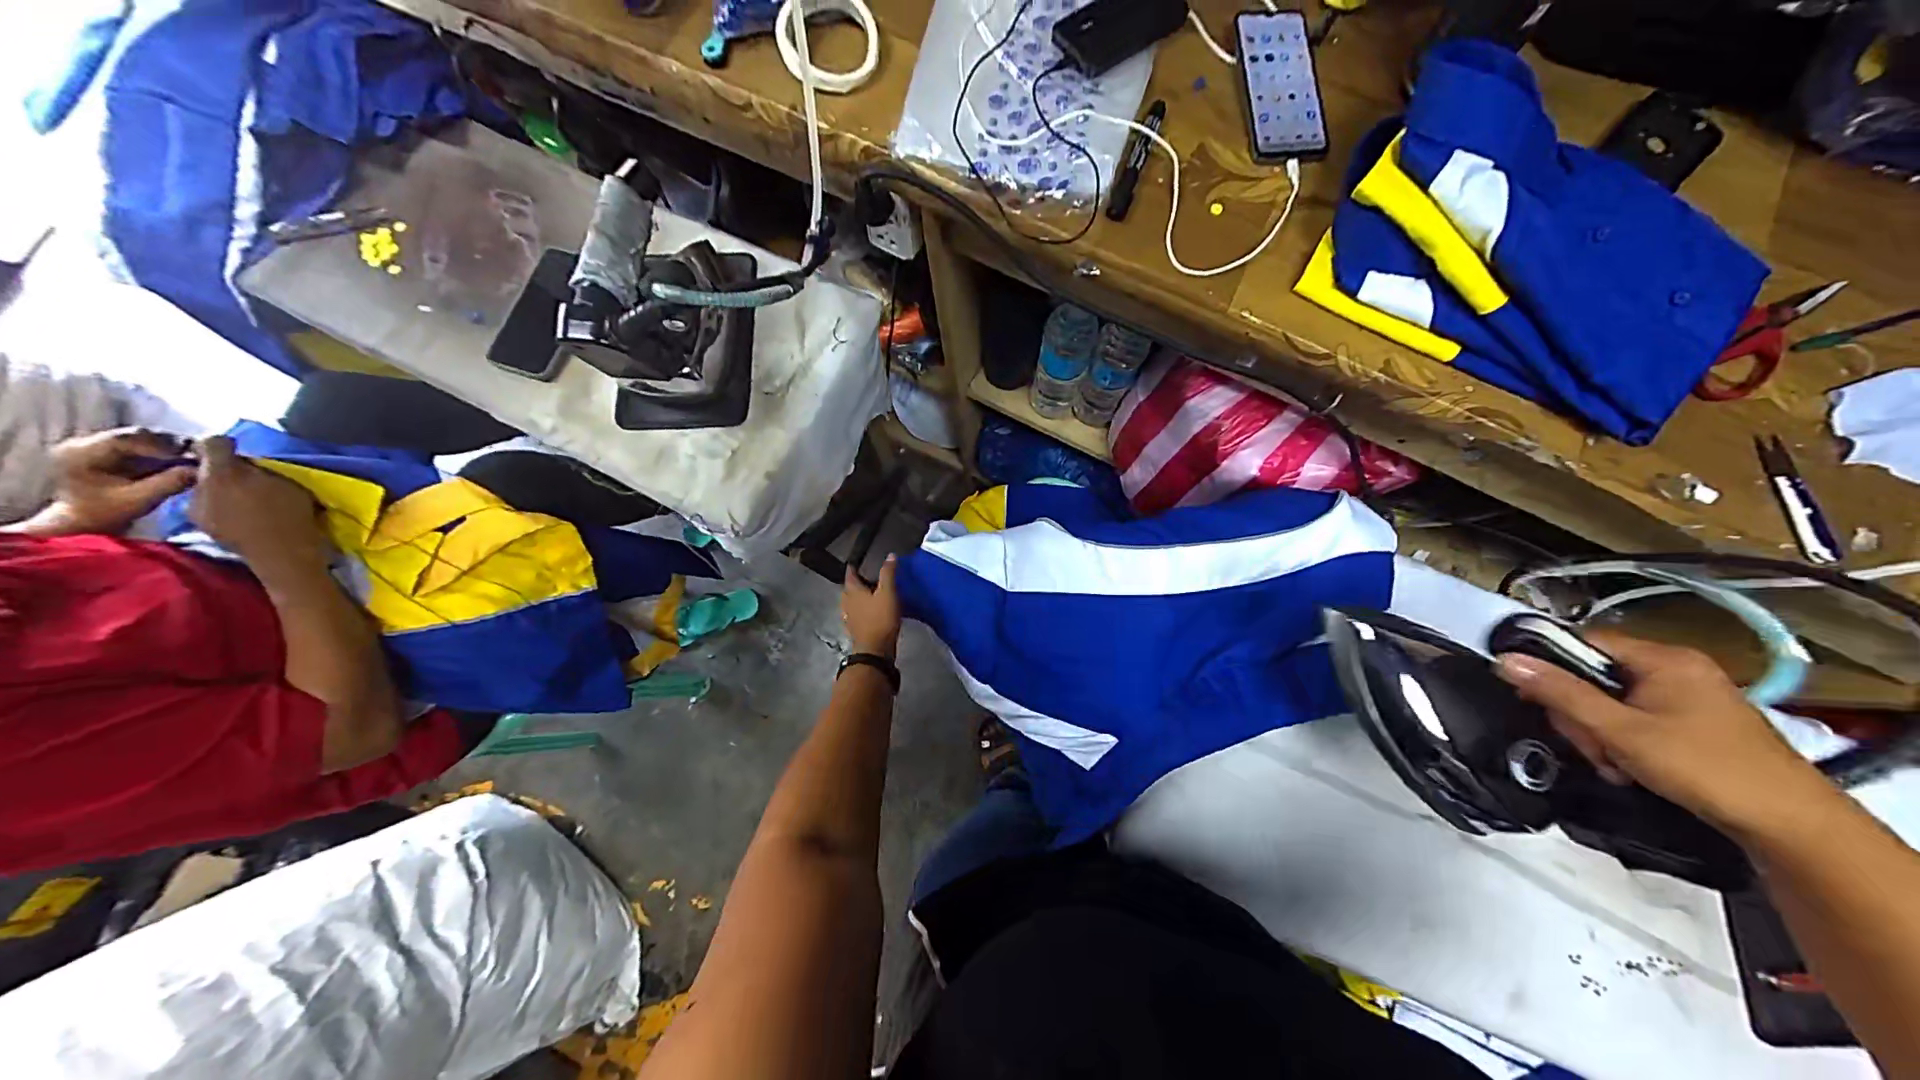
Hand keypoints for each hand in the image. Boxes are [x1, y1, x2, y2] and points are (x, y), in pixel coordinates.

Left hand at [11, 428, 198, 535]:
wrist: (84, 522)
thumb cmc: (105, 514)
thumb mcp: (139, 501)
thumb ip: (169, 484)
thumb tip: (201, 470)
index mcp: (79, 453)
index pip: (124, 438)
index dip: (161, 444)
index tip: (190, 455)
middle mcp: (82, 443)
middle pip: (134, 435)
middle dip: (168, 445)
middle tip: (196, 455)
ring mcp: (93, 445)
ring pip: (140, 438)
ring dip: (168, 447)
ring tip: (191, 459)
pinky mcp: (106, 450)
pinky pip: (140, 444)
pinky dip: (162, 451)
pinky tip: (177, 461)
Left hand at [187, 436, 329, 574]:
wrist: (282, 555)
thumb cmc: (292, 516)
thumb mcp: (288, 484)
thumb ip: (263, 470)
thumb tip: (250, 463)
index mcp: (223, 472)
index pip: (212, 444)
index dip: (225, 445)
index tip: (238, 450)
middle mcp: (200, 485)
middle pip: (206, 467)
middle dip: (222, 470)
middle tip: (245, 478)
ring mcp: (195, 506)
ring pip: (205, 487)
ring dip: (219, 489)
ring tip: (242, 498)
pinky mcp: (199, 523)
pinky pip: (206, 505)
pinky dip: (218, 505)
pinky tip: (237, 514)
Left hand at [842, 556, 900, 658]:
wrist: (875, 650)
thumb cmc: (880, 619)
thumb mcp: (888, 593)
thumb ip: (888, 573)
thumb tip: (890, 555)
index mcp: (852, 591)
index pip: (850, 574)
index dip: (854, 567)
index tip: (858, 561)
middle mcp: (847, 602)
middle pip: (849, 588)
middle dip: (857, 582)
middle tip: (868, 577)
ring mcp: (849, 617)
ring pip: (852, 602)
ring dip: (859, 597)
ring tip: (871, 594)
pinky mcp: (855, 629)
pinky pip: (856, 614)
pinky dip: (862, 610)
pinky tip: (870, 612)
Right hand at [1495, 630, 1829, 837]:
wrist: (1791, 825)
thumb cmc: (1703, 767)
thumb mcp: (1619, 730)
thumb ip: (1560, 692)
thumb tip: (1506, 660)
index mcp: (1664, 658)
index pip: (1584, 642)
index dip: (1550, 665)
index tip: (1530, 694)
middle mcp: (1677, 669)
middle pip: (1594, 675)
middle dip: (1581, 713)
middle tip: (1591, 744)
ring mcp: (1689, 697)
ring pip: (1611, 702)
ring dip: (1600, 733)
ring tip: (1615, 763)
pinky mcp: (1694, 724)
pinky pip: (1635, 719)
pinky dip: (1623, 742)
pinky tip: (1630, 767)